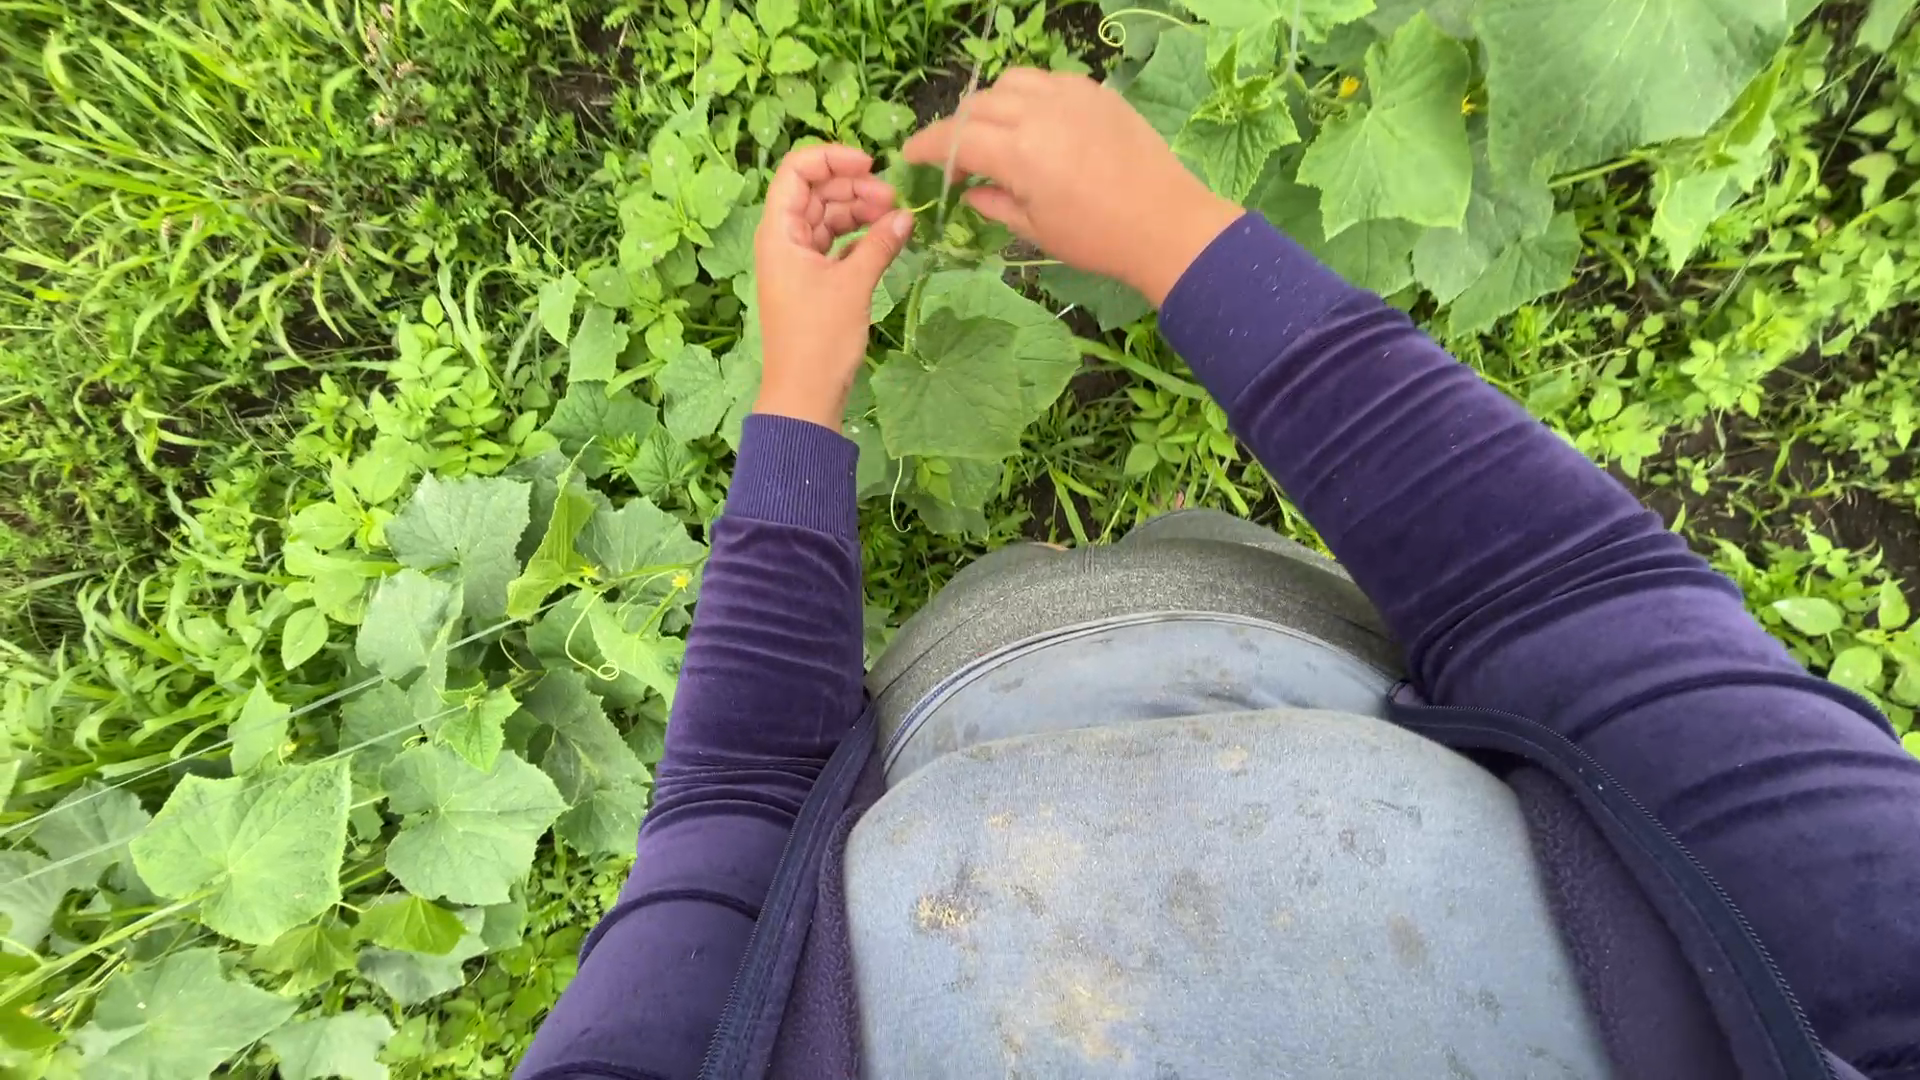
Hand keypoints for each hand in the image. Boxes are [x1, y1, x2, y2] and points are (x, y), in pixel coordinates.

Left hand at [753, 144, 913, 429]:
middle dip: (854, 188)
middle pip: (816, 193)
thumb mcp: (852, 285)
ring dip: (859, 214)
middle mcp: (783, 240)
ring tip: (895, 220)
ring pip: (828, 220)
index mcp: (779, 231)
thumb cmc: (820, 338)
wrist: (805, 394)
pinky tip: (884, 241)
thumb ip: (879, 244)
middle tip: (894, 200)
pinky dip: (858, 240)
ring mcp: (797, 262)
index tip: (872, 165)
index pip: (798, 171)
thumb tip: (906, 216)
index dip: (833, 158)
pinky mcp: (812, 283)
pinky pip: (835, 247)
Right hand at [901, 68, 1242, 305]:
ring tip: (993, 139)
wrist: (1163, 222)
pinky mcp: (1094, 92)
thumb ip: (995, 204)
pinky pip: (1045, 82)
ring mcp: (1068, 95)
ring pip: (1010, 83)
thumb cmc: (1095, 238)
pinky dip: (1025, 98)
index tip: (909, 159)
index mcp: (1018, 152)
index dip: (926, 147)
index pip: (956, 139)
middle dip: (956, 131)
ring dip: (989, 107)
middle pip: (978, 106)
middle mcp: (1038, 111)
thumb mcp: (1036, 230)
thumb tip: (970, 193)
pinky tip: (1032, 126)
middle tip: (955, 162)